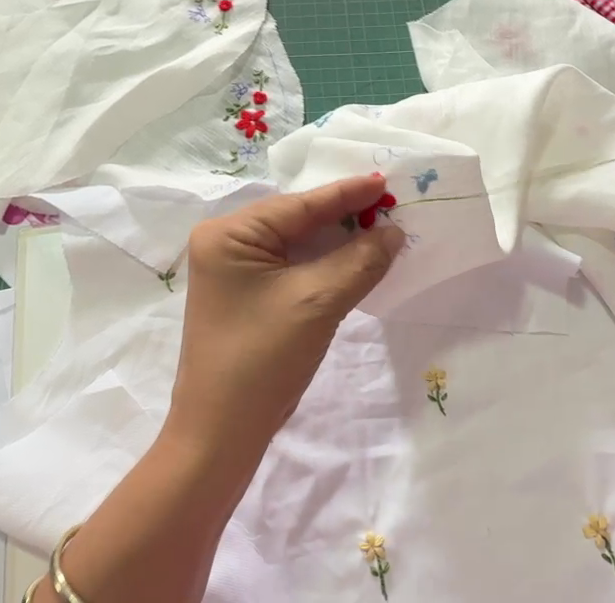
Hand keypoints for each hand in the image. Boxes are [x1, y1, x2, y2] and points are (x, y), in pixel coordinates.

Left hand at [165, 175, 406, 458]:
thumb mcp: (316, 303)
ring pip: (296, 245)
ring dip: (338, 242)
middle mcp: (225, 244)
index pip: (298, 205)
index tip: (386, 181)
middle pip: (296, 220)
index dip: (346, 193)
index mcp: (228, 233)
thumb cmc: (262, 359)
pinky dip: (325, 265)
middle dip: (344, 216)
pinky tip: (357, 260)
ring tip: (383, 228)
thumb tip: (393, 232)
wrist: (221, 433)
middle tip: (391, 205)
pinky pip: (292, 268)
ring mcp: (234, 272)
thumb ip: (358, 261)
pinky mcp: (247, 297)